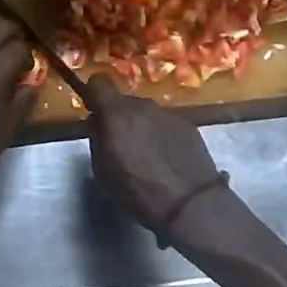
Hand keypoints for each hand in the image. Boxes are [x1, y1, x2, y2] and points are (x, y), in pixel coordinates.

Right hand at [87, 75, 223, 230]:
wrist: (191, 205)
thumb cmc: (138, 192)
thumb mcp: (102, 171)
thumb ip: (96, 139)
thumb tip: (98, 123)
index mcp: (116, 114)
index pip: (99, 82)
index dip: (94, 93)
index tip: (95, 111)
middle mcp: (142, 106)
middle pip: (123, 101)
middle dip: (118, 118)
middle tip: (120, 144)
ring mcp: (167, 113)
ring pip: (145, 113)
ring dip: (141, 127)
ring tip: (146, 156)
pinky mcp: (187, 124)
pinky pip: (164, 123)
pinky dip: (161, 135)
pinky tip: (166, 159)